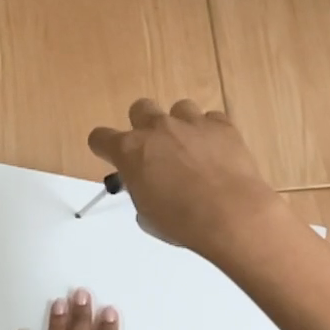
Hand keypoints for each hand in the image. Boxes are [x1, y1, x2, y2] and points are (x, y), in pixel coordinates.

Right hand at [88, 98, 284, 258]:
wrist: (230, 214)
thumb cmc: (181, 220)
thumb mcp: (147, 213)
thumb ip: (141, 191)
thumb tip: (150, 190)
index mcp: (129, 151)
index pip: (100, 137)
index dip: (104, 147)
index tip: (112, 157)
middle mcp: (157, 128)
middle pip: (140, 108)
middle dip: (143, 125)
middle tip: (154, 150)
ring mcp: (191, 122)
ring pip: (179, 108)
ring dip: (180, 126)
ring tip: (190, 150)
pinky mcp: (222, 125)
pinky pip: (211, 119)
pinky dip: (210, 132)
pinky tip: (215, 152)